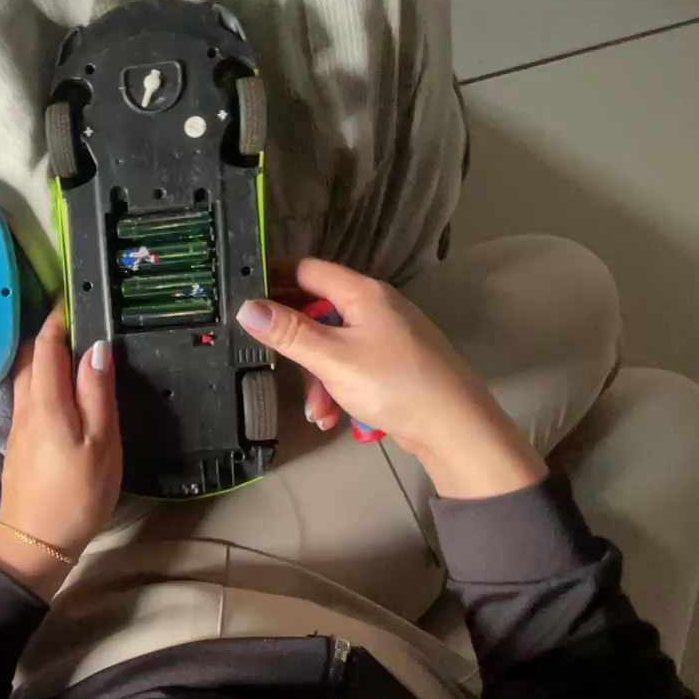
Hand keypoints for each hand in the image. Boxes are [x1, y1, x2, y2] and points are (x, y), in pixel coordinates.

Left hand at [0, 307, 121, 599]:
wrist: (35, 541)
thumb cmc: (76, 494)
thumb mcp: (100, 443)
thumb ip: (97, 394)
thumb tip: (97, 347)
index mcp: (46, 402)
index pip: (46, 346)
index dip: (57, 318)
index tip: (74, 297)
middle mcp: (25, 406)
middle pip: (30, 357)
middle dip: (48, 332)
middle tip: (75, 316)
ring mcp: (18, 425)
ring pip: (26, 376)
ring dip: (44, 354)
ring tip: (72, 345)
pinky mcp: (19, 441)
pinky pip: (28, 394)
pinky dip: (42, 376)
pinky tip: (60, 384)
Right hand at [237, 259, 545, 499]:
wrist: (455, 428)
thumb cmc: (393, 384)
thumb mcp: (331, 358)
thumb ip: (288, 332)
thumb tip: (245, 307)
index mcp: (362, 294)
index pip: (307, 270)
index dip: (274, 279)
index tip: (243, 298)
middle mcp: (375, 307)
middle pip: (316, 311)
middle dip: (293, 343)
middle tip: (267, 359)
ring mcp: (386, 336)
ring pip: (331, 346)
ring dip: (315, 378)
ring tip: (315, 410)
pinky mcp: (392, 363)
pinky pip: (349, 366)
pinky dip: (335, 388)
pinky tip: (331, 416)